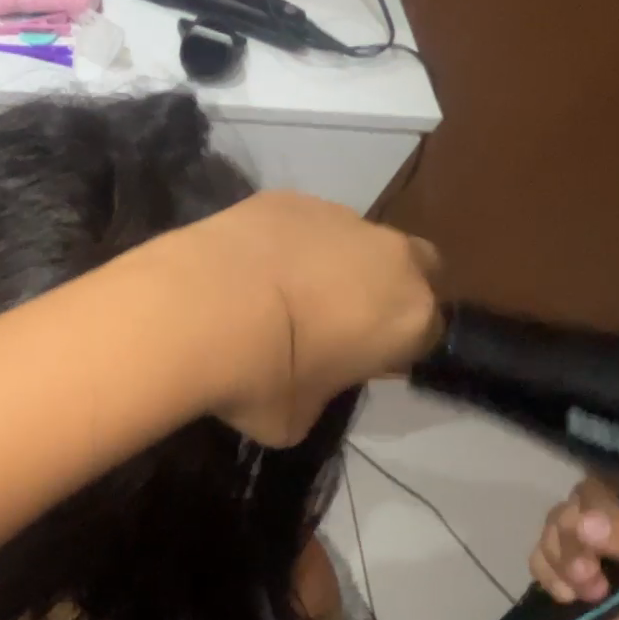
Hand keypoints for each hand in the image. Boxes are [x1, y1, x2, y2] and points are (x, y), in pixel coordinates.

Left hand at [174, 192, 439, 445]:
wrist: (196, 313)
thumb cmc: (258, 381)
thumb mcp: (294, 421)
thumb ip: (318, 400)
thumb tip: (305, 390)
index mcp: (408, 318)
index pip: (422, 335)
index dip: (388, 351)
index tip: (351, 364)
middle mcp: (389, 257)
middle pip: (410, 270)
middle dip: (382, 292)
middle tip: (332, 323)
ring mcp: (339, 217)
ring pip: (351, 241)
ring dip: (328, 266)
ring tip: (271, 297)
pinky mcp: (286, 198)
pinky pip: (296, 224)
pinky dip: (279, 244)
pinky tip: (240, 271)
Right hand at [530, 479, 618, 619]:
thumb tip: (586, 525)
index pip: (614, 480)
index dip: (595, 505)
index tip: (593, 537)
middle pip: (573, 505)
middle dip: (572, 543)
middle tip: (589, 575)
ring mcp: (591, 538)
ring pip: (552, 530)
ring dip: (560, 562)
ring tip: (592, 594)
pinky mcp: (568, 563)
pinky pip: (538, 556)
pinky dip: (547, 576)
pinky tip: (570, 597)